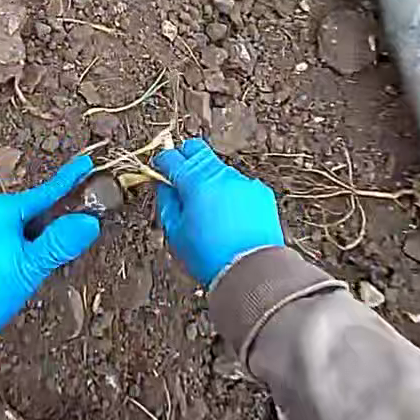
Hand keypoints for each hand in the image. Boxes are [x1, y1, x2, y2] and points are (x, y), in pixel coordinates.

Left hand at [0, 155, 101, 364]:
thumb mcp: (28, 266)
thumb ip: (60, 242)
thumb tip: (87, 222)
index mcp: (3, 211)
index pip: (48, 190)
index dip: (70, 179)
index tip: (84, 166)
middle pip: (36, 209)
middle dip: (59, 217)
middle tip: (83, 218)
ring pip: (23, 227)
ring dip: (42, 236)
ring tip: (59, 250)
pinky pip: (9, 239)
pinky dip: (26, 247)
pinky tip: (31, 264)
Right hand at [153, 138, 283, 285]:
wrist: (252, 270)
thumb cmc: (210, 257)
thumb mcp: (176, 232)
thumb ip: (167, 201)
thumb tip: (163, 184)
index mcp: (195, 182)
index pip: (172, 157)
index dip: (162, 162)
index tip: (159, 168)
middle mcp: (220, 175)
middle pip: (197, 149)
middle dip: (185, 158)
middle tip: (180, 177)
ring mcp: (242, 181)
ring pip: (218, 168)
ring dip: (209, 179)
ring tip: (207, 206)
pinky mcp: (259, 191)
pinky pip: (239, 184)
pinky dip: (230, 193)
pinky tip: (229, 215)